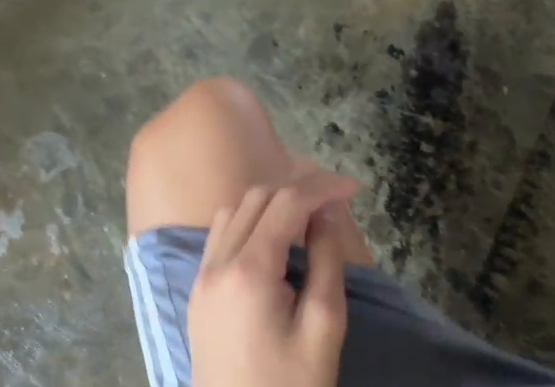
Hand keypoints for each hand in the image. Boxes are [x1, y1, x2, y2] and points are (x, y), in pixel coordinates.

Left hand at [189, 171, 359, 386]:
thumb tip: (327, 210)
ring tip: (309, 217)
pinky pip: (221, 235)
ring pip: (236, 210)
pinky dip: (251, 221)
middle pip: (259, 197)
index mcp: (248, 271)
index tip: (356, 189)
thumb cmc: (291, 386)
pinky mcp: (198, 295)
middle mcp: (217, 265)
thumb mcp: (324, 324)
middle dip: (301, 189)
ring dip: (274, 201)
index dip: (324, 187)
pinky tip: (276, 239)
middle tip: (337, 203)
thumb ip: (326, 258)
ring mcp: (201, 279)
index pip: (288, 201)